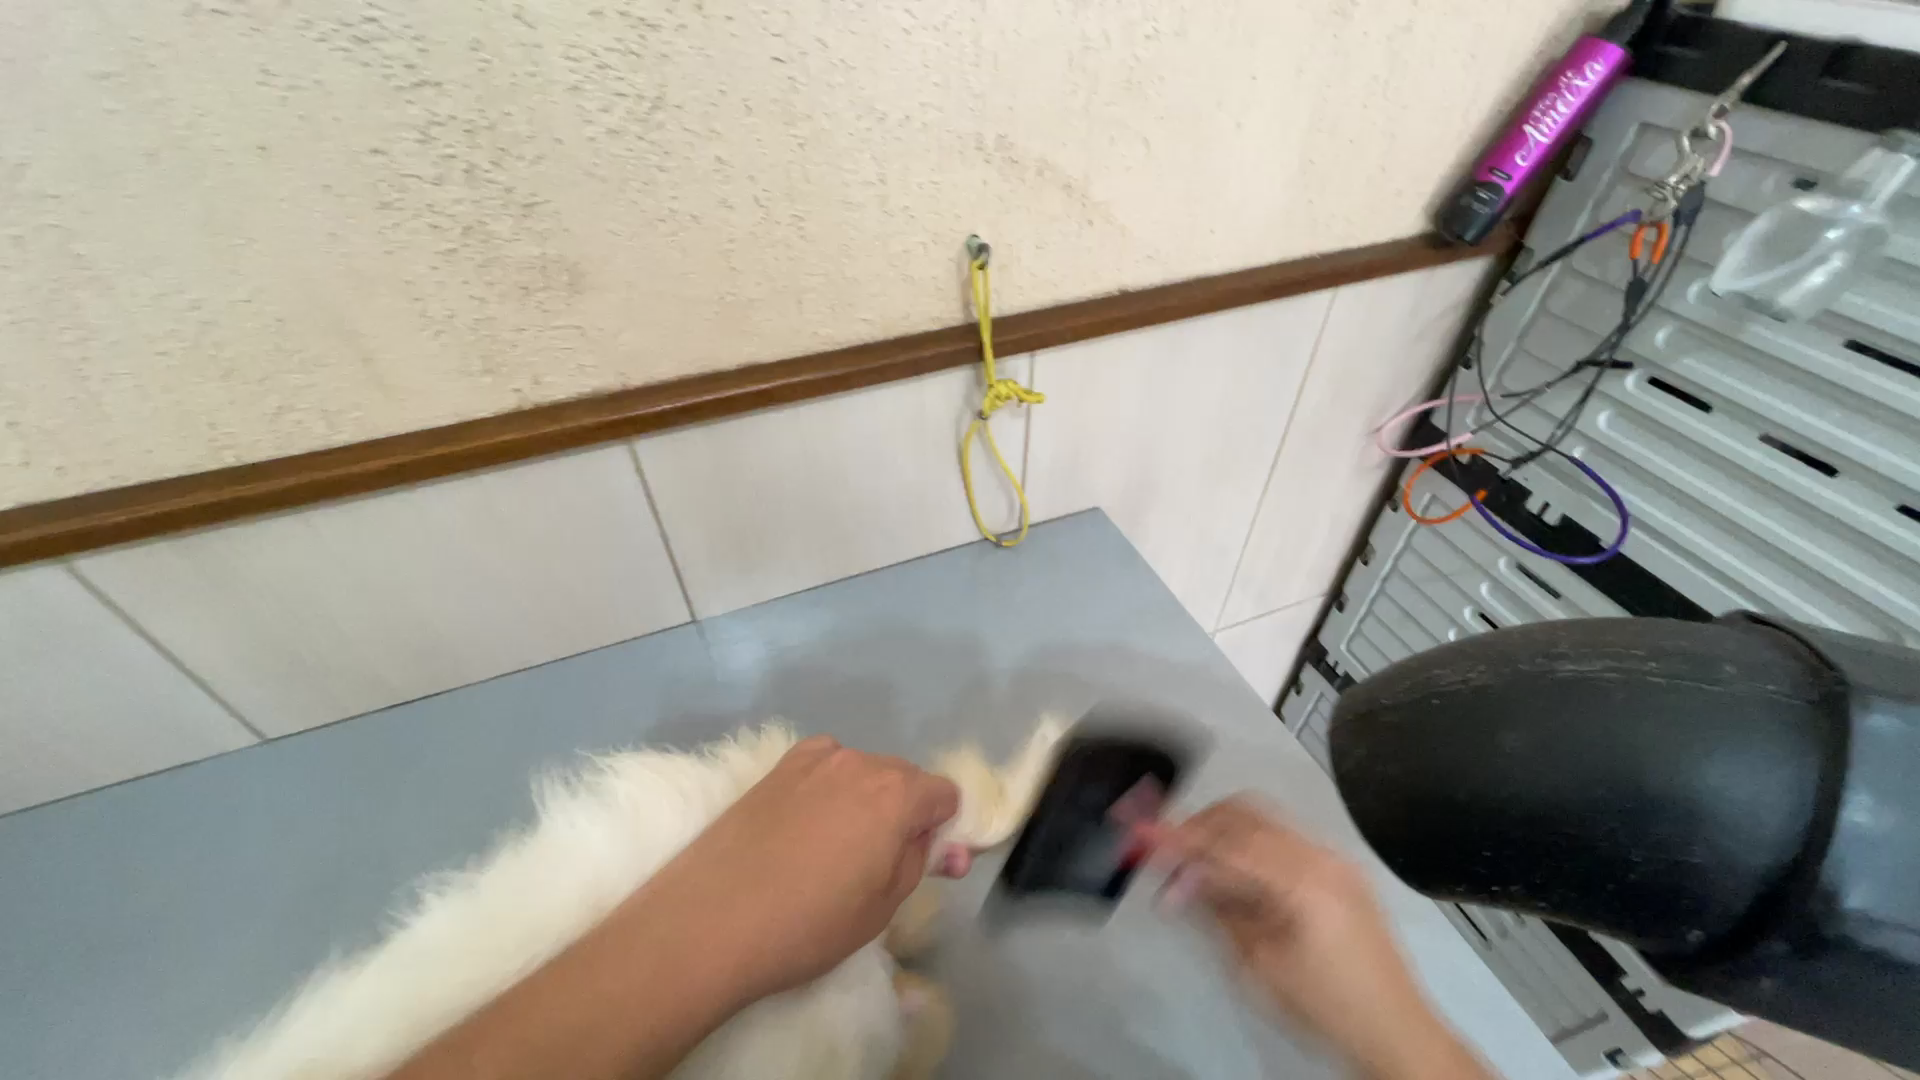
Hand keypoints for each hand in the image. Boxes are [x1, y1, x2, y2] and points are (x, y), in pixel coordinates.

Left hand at [387, 738, 959, 1079]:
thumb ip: (920, 859)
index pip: (945, 793)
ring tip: (834, 850)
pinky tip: (804, 828)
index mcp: (897, 793)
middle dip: (906, 814)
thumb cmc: (808, 924)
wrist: (707, 921)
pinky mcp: (777, 766)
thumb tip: (937, 838)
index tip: (924, 863)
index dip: (943, 829)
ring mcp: (814, 758)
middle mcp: (860, 760)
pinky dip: (830, 789)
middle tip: (879, 864)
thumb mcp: (883, 906)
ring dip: (866, 801)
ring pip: (863, 773)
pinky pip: (825, 768)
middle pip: (905, 779)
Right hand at [1145, 798, 1490, 1079]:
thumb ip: (1219, 908)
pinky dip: (1248, 845)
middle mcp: (1320, 855)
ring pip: (1261, 820)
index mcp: (1302, 881)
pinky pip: (1281, 838)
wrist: (1399, 1033)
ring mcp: (1334, 857)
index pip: (1226, 841)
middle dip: (1199, 825)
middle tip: (1168, 853)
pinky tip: (1233, 875)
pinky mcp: (1338, 867)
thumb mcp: (1259, 965)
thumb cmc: (1325, 1007)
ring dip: (1222, 833)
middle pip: (1243, 813)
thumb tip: (1180, 876)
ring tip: (1196, 868)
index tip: (1142, 830)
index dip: (1180, 835)